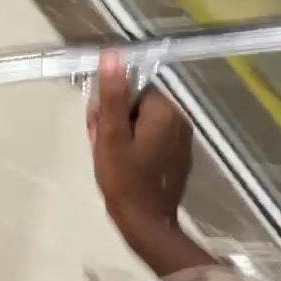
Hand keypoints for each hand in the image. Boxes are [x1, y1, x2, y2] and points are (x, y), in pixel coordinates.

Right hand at [87, 49, 195, 258]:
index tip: (98, 124)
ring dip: (121, 132)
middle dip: (114, 118)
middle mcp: (180, 122)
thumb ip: (112, 93)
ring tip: (107, 154)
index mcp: (166, 112)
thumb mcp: (110, 134)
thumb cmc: (124, 178)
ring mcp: (181, 142)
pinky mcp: (178, 158)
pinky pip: (151, 138)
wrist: (146, 225)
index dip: (110, 103)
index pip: (132, 88)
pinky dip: (134, 145)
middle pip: (137, 104)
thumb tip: (113, 55)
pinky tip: (122, 163)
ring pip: (142, 122)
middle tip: (100, 141)